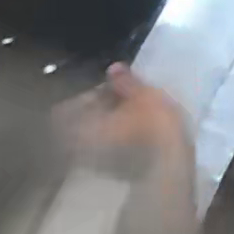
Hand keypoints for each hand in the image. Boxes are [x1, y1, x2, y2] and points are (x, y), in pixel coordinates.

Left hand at [55, 63, 190, 176]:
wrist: (167, 161)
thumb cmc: (151, 125)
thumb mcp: (143, 95)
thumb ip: (125, 81)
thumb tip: (113, 67)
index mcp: (78, 126)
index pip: (66, 107)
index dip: (87, 94)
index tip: (110, 87)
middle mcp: (76, 144)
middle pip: (78, 121)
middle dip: (98, 108)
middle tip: (122, 97)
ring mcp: (89, 159)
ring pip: (91, 134)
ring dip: (107, 122)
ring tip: (131, 112)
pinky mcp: (106, 167)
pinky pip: (103, 145)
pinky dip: (114, 135)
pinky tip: (134, 129)